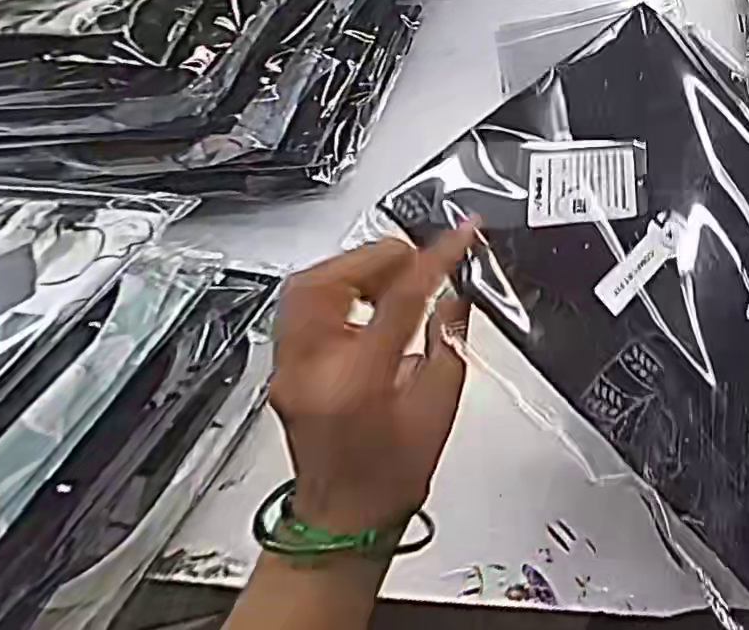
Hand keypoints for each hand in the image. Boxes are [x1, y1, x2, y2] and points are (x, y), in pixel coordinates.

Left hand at [269, 225, 478, 534]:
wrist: (345, 515)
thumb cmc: (392, 469)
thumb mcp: (442, 397)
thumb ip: (450, 334)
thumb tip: (456, 289)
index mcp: (358, 380)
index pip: (399, 296)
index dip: (437, 257)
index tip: (463, 233)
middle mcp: (311, 369)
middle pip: (326, 281)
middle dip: (378, 255)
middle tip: (417, 255)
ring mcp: (288, 367)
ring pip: (305, 287)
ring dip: (356, 267)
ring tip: (397, 272)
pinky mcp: (284, 364)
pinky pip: (302, 304)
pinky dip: (339, 284)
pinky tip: (370, 293)